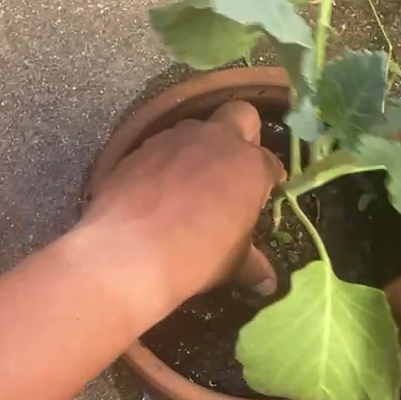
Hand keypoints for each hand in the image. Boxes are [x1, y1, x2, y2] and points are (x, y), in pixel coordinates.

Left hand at [81, 100, 283, 313]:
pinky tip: (156, 192)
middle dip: (243, 136)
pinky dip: (163, 164)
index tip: (260, 200)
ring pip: (195, 129)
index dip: (268, 182)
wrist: (130, 251)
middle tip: (233, 171)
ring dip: (198, 149)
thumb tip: (268, 283)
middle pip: (241, 116)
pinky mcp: (139, 148)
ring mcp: (174, 139)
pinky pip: (159, 148)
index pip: (270, 164)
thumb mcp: (233, 264)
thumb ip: (253, 265)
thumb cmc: (197, 256)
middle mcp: (216, 140)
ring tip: (190, 185)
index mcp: (250, 165)